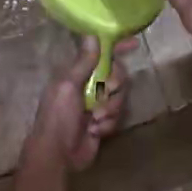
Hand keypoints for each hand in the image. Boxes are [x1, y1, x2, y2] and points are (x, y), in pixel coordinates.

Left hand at [21, 36, 135, 173]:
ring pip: (120, 97)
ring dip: (109, 109)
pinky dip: (107, 124)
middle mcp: (88, 86)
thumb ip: (83, 62)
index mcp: (76, 74)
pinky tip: (95, 131)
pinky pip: (117, 116)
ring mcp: (97, 105)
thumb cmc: (58, 117)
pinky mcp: (104, 123)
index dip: (117, 48)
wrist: (58, 155)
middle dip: (114, 85)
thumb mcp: (68, 86)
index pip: (101, 55)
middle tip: (104, 93)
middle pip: (117, 75)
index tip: (134, 44)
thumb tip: (92, 35)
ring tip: (94, 120)